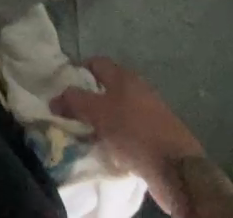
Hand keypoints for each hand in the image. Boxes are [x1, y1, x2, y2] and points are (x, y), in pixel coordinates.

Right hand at [52, 57, 205, 215]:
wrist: (177, 169)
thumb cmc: (133, 131)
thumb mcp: (96, 113)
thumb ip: (73, 101)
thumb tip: (54, 98)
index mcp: (125, 77)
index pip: (97, 63)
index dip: (79, 69)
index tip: (63, 84)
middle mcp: (139, 89)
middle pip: (108, 87)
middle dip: (89, 98)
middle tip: (72, 111)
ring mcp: (152, 113)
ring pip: (119, 111)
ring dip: (103, 120)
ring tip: (87, 133)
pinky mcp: (159, 136)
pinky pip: (130, 131)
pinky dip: (118, 136)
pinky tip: (109, 149)